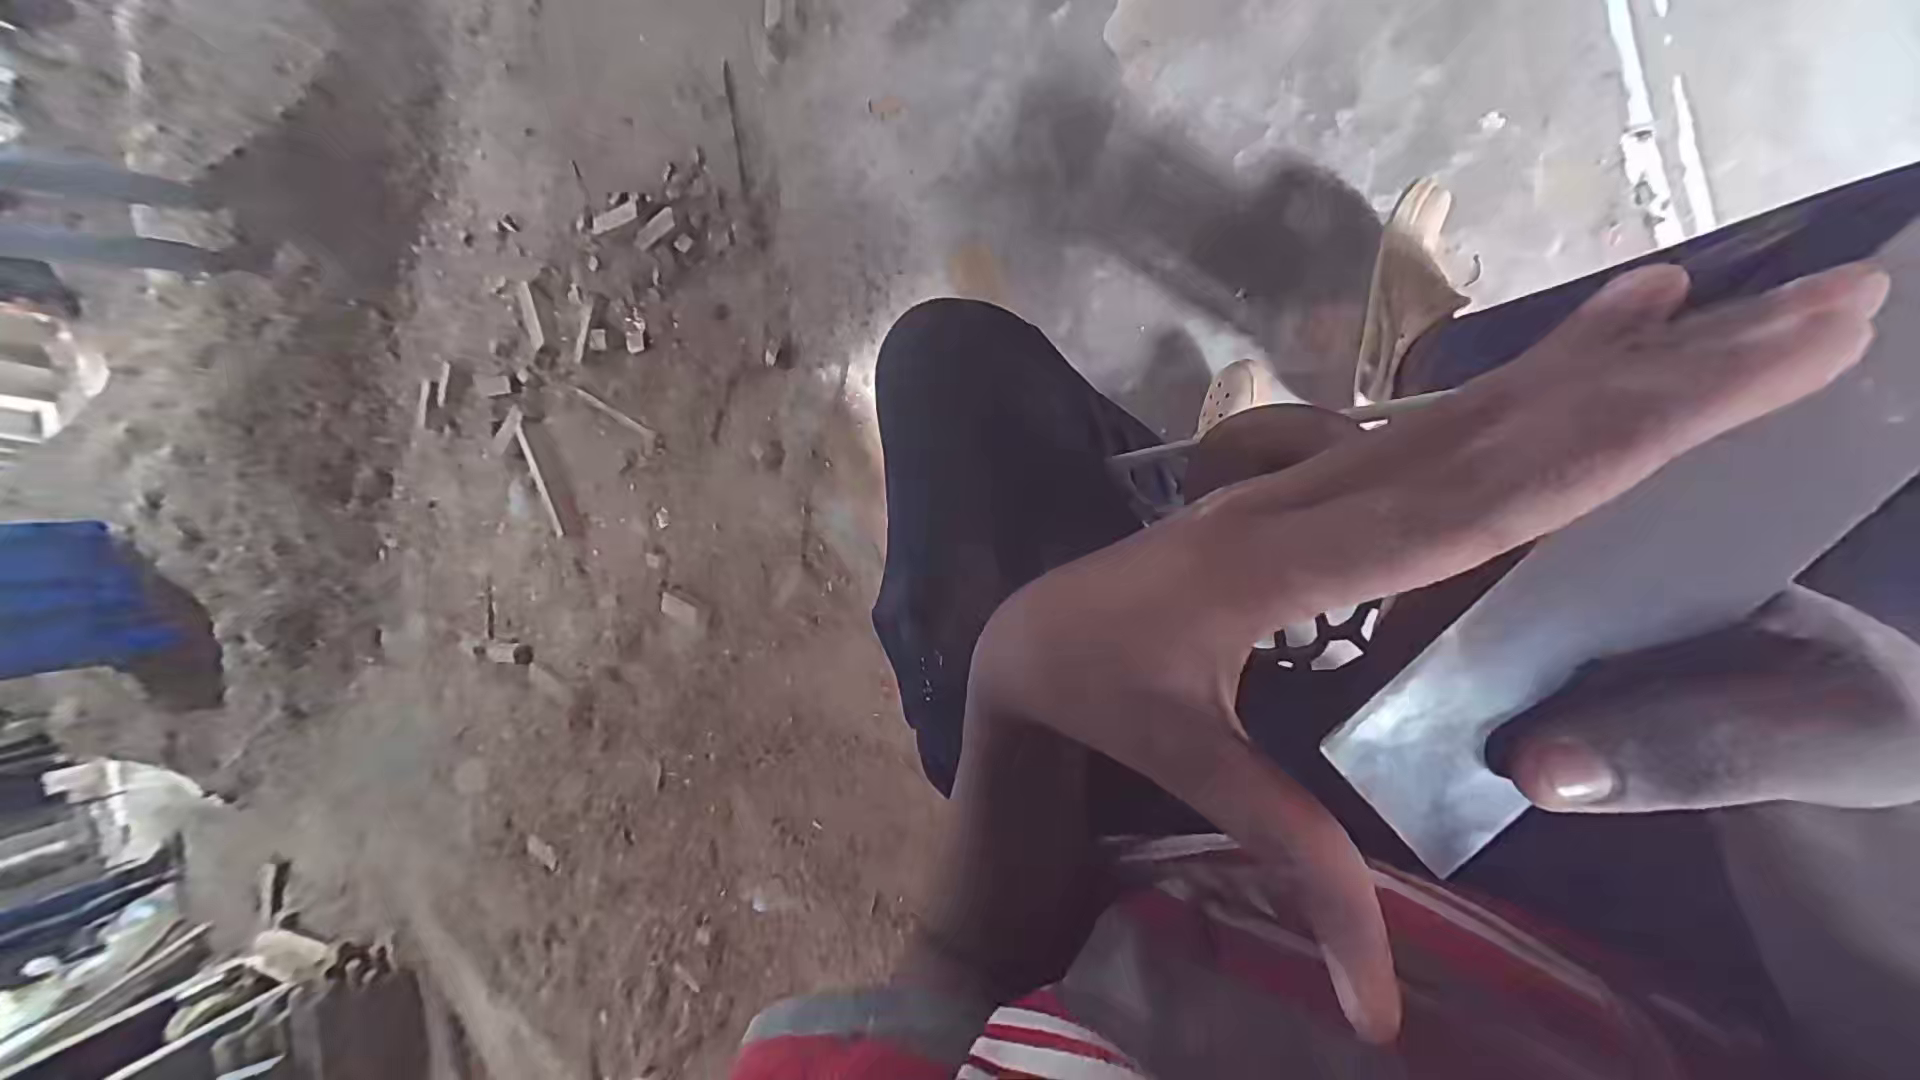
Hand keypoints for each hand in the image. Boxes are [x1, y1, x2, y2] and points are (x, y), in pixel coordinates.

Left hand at [965, 260, 1891, 1042]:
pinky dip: (1476, 402)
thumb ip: (1289, 854)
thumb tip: (1377, 1008)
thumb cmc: (1096, 689)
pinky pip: (1393, 442)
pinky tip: (1531, 376)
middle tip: (1814, 301)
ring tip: (1692, 296)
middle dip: (1642, 375)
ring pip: (1439, 422)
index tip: (1745, 366)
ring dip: (1566, 366)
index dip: (1610, 442)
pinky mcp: (1270, 494)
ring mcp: (1279, 487)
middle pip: (1480, 438)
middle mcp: (1291, 504)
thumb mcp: (1185, 762)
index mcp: (1278, 565)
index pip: (1468, 503)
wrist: (1029, 630)